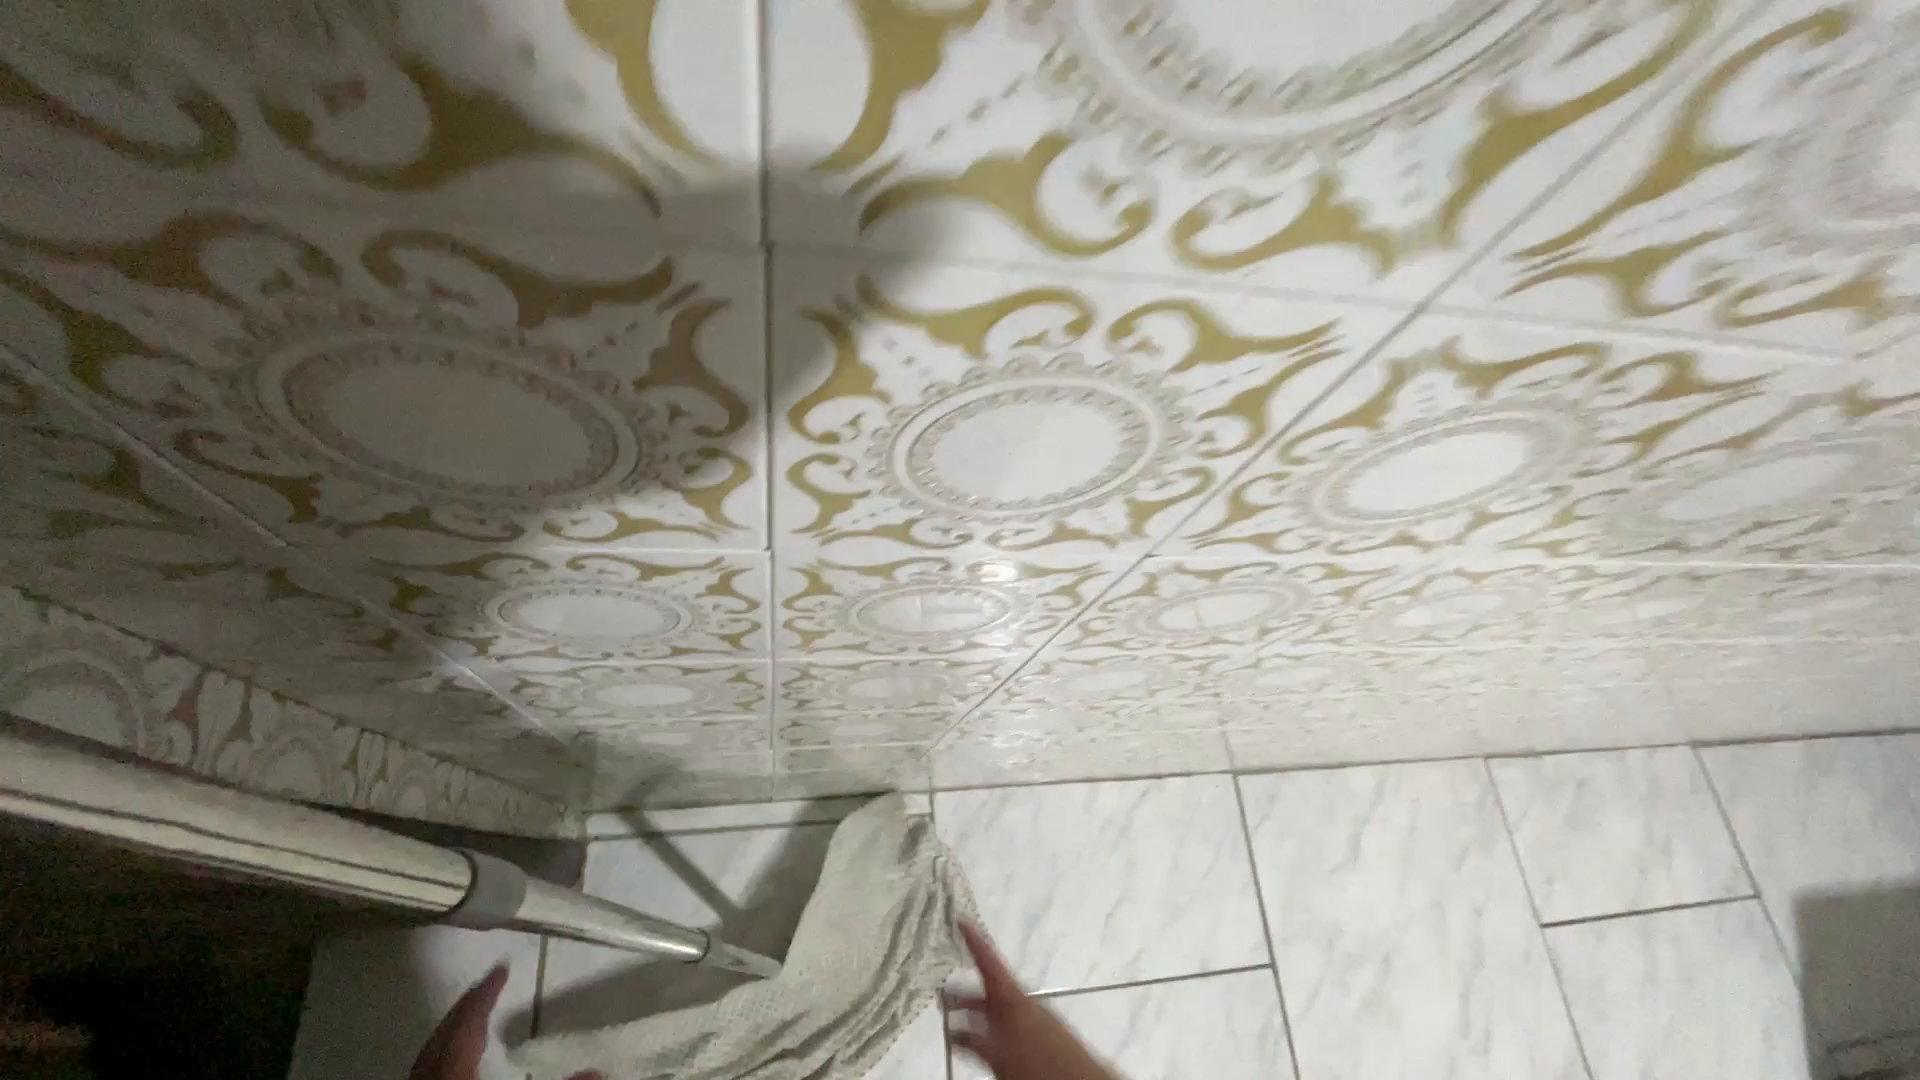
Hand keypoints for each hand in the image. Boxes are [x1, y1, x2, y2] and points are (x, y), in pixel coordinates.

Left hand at [409, 964, 598, 1079]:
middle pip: (436, 1045)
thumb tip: (600, 1073)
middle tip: (488, 985)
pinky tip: (458, 1070)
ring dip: (449, 1037)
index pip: (465, 1031)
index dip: (483, 997)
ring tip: (475, 1020)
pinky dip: (441, 1064)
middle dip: (462, 1012)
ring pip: (423, 1066)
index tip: (502, 967)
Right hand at [945, 921, 1121, 1079]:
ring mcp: (1028, 1018)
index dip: (973, 939)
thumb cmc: (1040, 1060)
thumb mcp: (1001, 1051)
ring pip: (994, 1010)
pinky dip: (985, 1027)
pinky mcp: (1037, 1035)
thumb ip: (976, 1040)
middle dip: (963, 990)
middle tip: (941, 990)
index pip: (987, 959)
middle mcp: (1019, 1002)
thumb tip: (953, 1030)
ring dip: (972, 1013)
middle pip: (987, 989)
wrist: (1080, 1077)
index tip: (960, 918)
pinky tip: (975, 1040)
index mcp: (1011, 996)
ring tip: (950, 1021)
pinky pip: (1003, 1025)